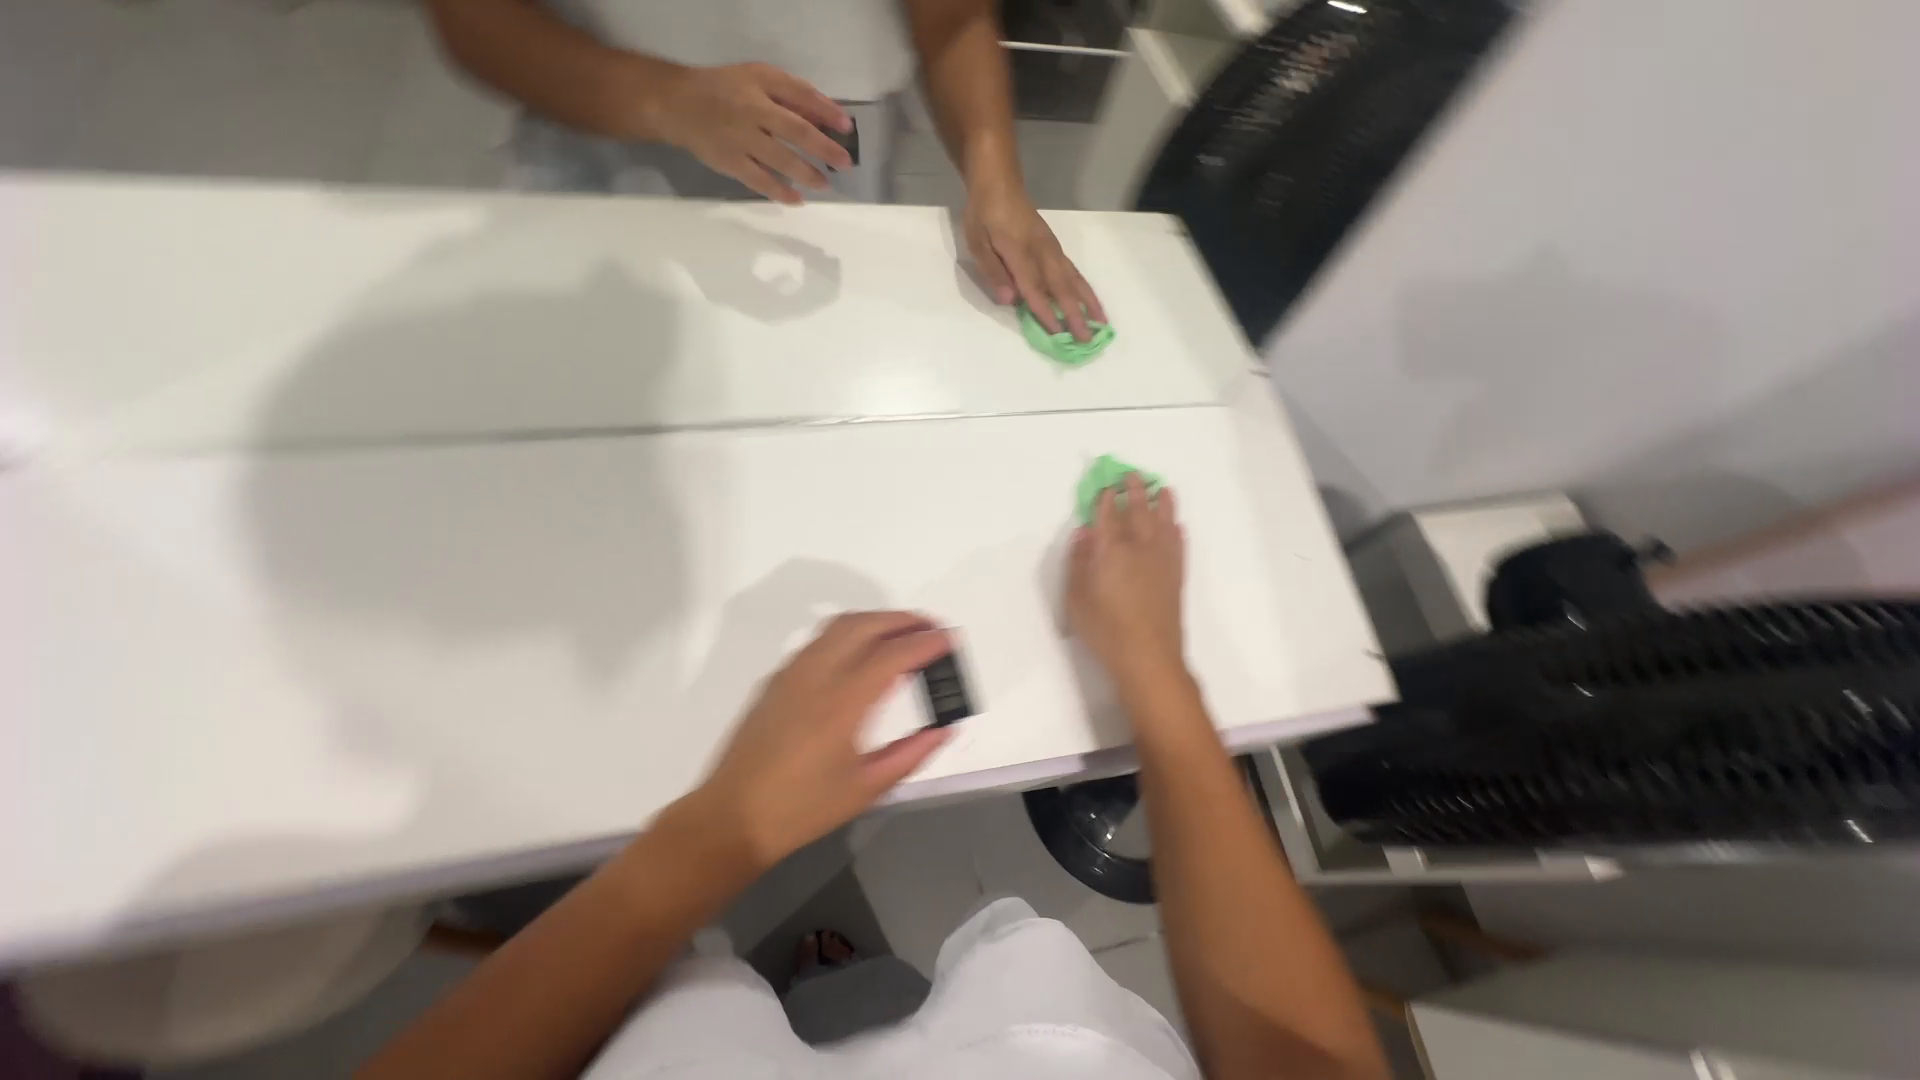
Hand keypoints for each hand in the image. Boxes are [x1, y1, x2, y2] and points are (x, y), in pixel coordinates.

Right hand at [650, 62, 853, 203]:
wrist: (678, 104)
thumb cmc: (726, 89)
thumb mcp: (757, 78)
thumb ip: (790, 94)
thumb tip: (825, 116)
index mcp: (760, 86)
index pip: (800, 96)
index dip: (826, 111)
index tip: (848, 126)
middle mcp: (752, 113)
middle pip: (796, 131)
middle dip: (824, 148)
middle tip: (845, 163)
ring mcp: (741, 141)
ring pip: (781, 160)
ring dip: (807, 174)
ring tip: (825, 184)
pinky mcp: (731, 163)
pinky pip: (760, 181)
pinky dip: (780, 193)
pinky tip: (798, 200)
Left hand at [693, 612, 953, 869]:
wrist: (733, 817)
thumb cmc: (803, 809)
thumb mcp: (866, 788)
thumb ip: (911, 754)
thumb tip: (945, 729)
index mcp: (842, 703)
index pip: (892, 655)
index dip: (926, 643)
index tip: (950, 639)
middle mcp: (815, 675)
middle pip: (864, 625)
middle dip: (903, 620)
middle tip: (931, 630)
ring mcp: (791, 674)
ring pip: (838, 626)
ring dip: (875, 622)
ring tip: (901, 636)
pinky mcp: (776, 681)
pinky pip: (818, 641)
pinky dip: (849, 635)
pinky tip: (860, 657)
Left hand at [964, 179, 1105, 340]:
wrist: (999, 182)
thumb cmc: (984, 214)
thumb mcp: (978, 242)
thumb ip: (993, 271)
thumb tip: (1010, 299)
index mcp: (1020, 253)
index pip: (1034, 289)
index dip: (1046, 312)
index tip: (1059, 333)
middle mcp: (1042, 253)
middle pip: (1061, 288)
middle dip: (1075, 315)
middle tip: (1087, 338)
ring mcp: (1051, 249)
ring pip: (1073, 280)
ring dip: (1088, 303)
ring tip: (1102, 323)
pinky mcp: (1054, 247)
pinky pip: (1073, 271)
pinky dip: (1084, 288)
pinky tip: (1090, 301)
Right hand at [1067, 473, 1187, 690]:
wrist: (1149, 656)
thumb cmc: (1106, 629)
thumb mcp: (1077, 598)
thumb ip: (1079, 562)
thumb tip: (1084, 533)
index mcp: (1112, 551)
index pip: (1108, 515)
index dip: (1106, 498)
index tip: (1106, 484)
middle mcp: (1140, 548)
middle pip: (1138, 512)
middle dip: (1134, 492)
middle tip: (1133, 475)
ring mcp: (1162, 561)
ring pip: (1163, 523)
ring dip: (1162, 504)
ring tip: (1162, 489)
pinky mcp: (1176, 577)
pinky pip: (1178, 545)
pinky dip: (1176, 531)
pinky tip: (1176, 526)